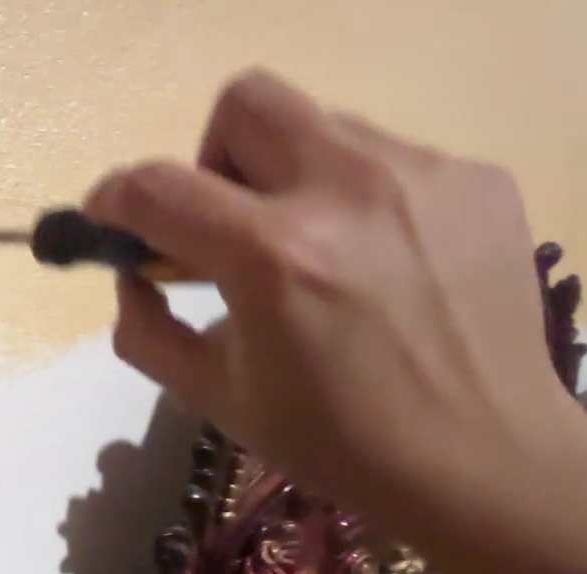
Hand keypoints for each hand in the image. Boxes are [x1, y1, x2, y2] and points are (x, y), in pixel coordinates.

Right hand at [83, 70, 586, 528]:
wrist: (478, 458)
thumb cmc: (331, 440)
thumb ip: (147, 332)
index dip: (115, 196)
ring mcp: (422, 174)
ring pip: (320, 126)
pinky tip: (376, 266)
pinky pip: (386, 157)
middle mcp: (345, 189)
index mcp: (271, 258)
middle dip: (210, 158)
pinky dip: (352, 201)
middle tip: (224, 226)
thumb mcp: (214, 397)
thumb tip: (132, 278)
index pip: (161, 188)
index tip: (108, 214)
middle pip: (245, 103)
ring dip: (286, 180)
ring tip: (310, 255)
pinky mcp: (476, 179)